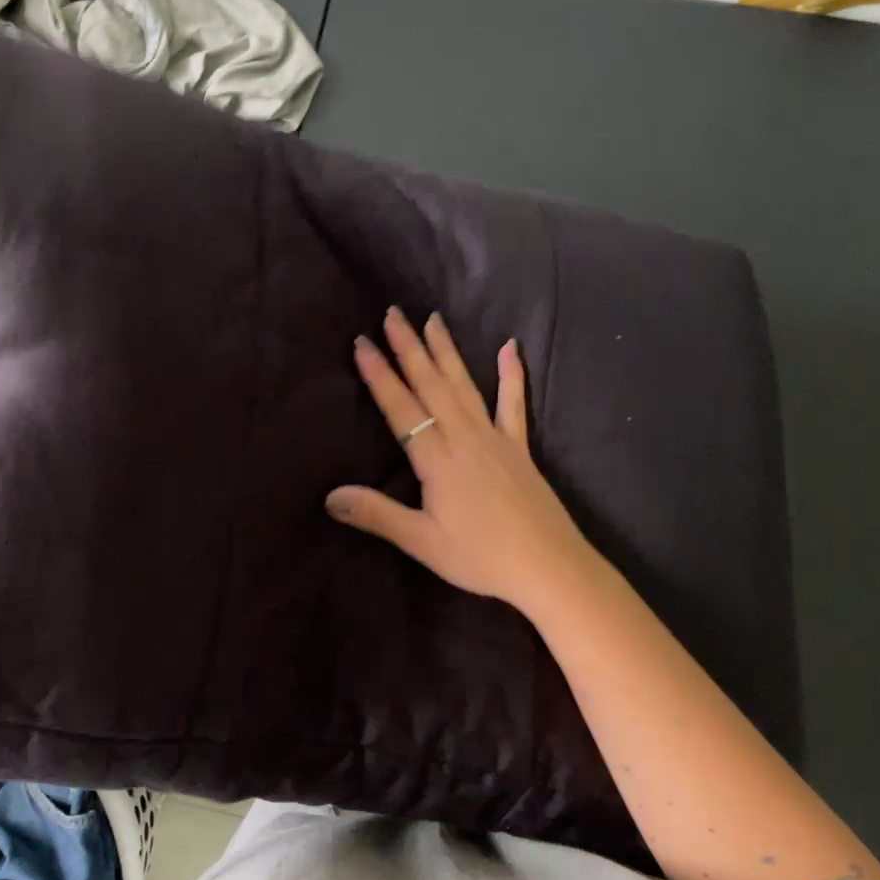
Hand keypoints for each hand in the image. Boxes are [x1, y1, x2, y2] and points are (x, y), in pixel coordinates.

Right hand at [326, 307, 597, 609]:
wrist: (549, 566)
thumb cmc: (481, 557)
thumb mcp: (422, 542)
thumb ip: (377, 515)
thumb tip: (330, 496)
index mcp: (436, 459)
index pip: (400, 407)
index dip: (379, 374)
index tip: (363, 343)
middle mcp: (463, 437)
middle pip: (430, 384)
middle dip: (409, 347)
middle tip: (393, 313)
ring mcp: (494, 437)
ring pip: (464, 384)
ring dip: (446, 350)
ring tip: (432, 319)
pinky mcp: (519, 446)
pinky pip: (513, 402)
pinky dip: (511, 374)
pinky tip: (509, 348)